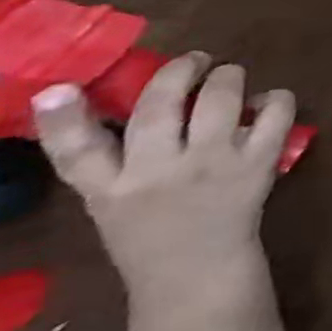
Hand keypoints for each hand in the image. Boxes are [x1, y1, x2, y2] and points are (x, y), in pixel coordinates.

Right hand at [31, 51, 297, 295]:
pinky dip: (275, 98)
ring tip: (227, 79)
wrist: (195, 269)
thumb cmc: (149, 228)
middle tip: (196, 61)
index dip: (62, 119)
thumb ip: (103, 156)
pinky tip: (264, 106)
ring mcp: (214, 164)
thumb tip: (87, 96)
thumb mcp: (108, 199)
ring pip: (222, 96)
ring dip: (229, 76)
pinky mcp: (258, 161)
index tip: (56, 89)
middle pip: (162, 106)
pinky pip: (275, 110)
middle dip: (182, 69)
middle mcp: (159, 172)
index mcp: (110, 188)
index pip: (77, 152)